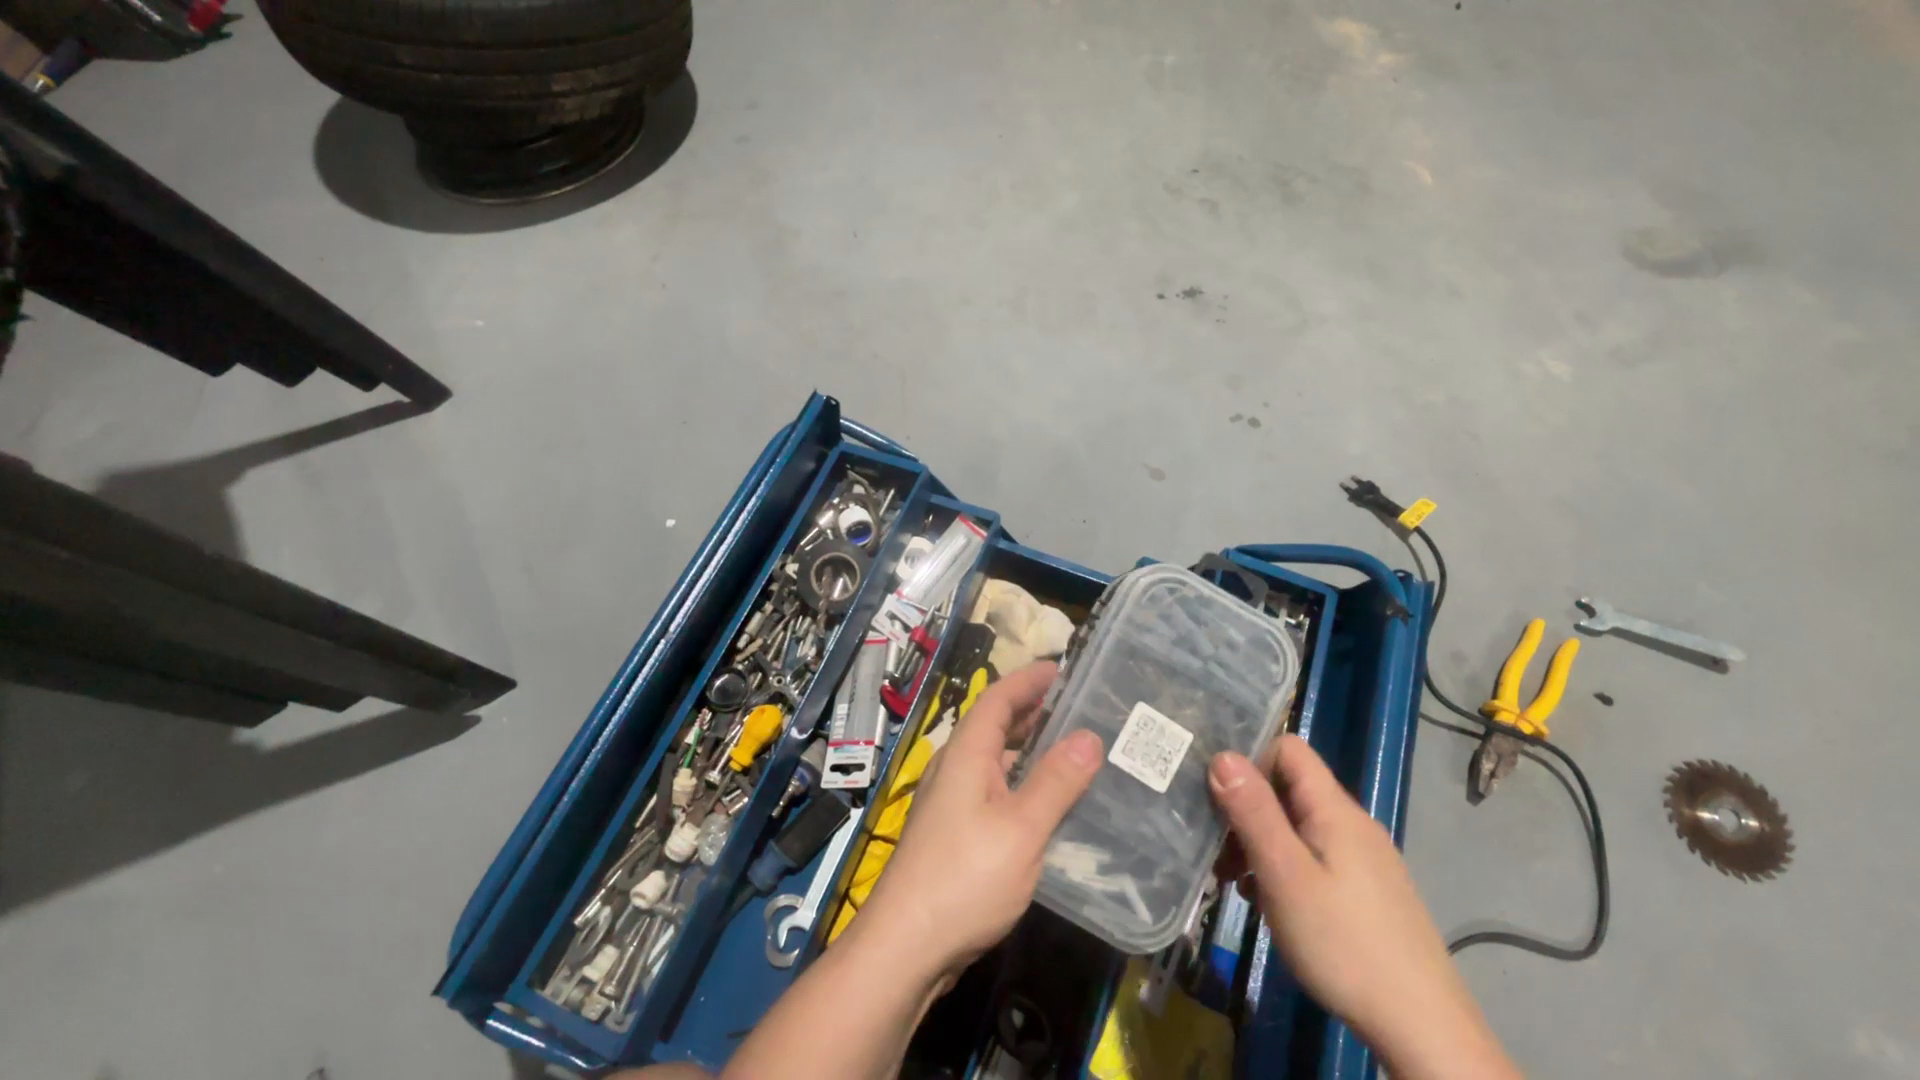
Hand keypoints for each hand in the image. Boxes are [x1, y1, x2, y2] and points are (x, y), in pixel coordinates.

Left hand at [856, 661, 1102, 978]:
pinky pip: (994, 792)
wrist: (907, 945)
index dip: (1028, 680)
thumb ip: (1056, 782)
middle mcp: (955, 771)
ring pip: (994, 763)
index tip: (1062, 667)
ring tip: (1073, 751)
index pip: (997, 700)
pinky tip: (1048, 805)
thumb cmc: (965, 877)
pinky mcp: (955, 836)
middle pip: (993, 727)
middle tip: (1078, 707)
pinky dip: (1021, 784)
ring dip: (1028, 750)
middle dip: (1032, 711)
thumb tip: (1089, 736)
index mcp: (966, 756)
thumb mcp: (1021, 828)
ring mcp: (951, 805)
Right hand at [1209, 737, 1519, 1079]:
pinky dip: (1283, 869)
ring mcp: (1364, 859)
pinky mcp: (1366, 891)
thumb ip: (1254, 813)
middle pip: (1290, 789)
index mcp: (1336, 810)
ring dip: (1260, 844)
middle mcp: (1353, 825)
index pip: (1289, 749)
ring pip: (1298, 827)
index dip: (1249, 761)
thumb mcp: (1285, 875)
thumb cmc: (1343, 943)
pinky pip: (1313, 858)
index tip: (1217, 800)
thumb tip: (1222, 754)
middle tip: (1216, 855)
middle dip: (1246, 811)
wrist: (1421, 1024)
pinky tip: (1270, 906)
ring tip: (1236, 886)